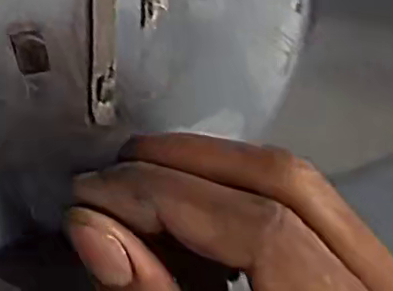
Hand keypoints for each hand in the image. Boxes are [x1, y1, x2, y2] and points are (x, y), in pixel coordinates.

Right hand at [65, 134, 392, 289]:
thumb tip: (88, 224)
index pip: (262, 228)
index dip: (161, 197)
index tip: (92, 201)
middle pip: (283, 183)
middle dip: (173, 165)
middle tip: (108, 187)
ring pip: (296, 185)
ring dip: (196, 171)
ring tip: (137, 200)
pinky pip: (304, 211)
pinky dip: (226, 196)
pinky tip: (185, 228)